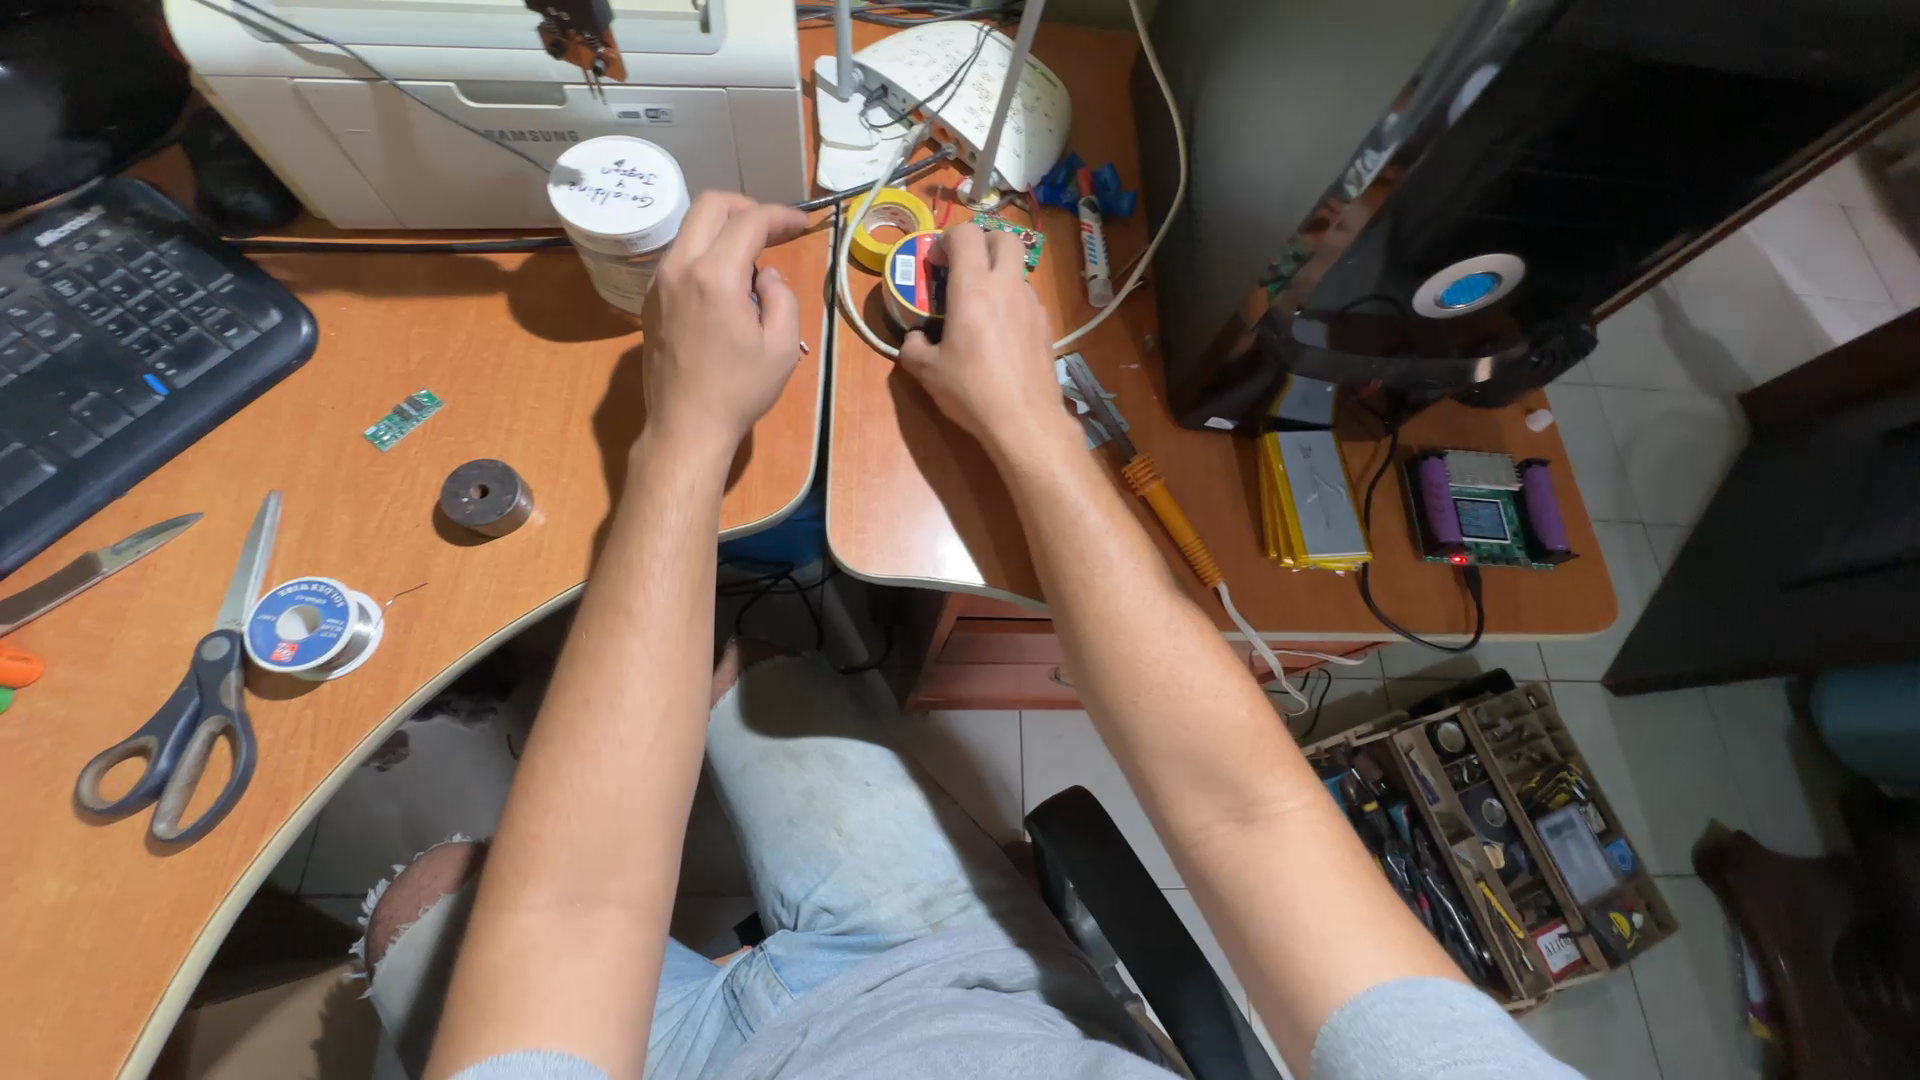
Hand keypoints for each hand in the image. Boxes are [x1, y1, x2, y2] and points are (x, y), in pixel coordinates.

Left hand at [641, 193, 809, 455]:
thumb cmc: (740, 391)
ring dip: (724, 231)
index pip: (749, 221)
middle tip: (774, 229)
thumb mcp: (782, 347)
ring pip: (691, 230)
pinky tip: (727, 286)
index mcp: (715, 276)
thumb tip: (766, 275)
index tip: (802, 224)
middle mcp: (680, 267)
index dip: (780, 215)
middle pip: (710, 205)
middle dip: (747, 207)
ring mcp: (659, 282)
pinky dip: (706, 253)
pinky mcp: (651, 300)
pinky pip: (680, 257)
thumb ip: (783, 298)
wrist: (687, 425)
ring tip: (753, 261)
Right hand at [898, 223, 1077, 458]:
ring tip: (982, 307)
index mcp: (974, 289)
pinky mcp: (1047, 326)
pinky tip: (1002, 334)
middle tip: (965, 269)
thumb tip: (915, 339)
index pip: (966, 234)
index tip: (937, 262)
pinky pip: (1028, 300)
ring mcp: (1032, 305)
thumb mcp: (928, 372)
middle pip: (1003, 238)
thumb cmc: (972, 392)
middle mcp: (1008, 287)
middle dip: (982, 243)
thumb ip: (913, 348)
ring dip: (999, 276)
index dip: (948, 239)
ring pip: (1018, 270)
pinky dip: (1013, 303)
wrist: (1024, 421)